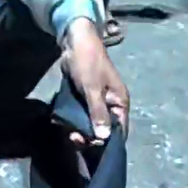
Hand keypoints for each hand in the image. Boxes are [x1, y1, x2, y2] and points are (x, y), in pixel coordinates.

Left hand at [61, 17, 129, 145]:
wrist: (75, 42)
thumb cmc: (88, 63)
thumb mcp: (93, 90)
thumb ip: (98, 113)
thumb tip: (104, 138)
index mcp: (120, 103)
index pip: (119, 130)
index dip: (107, 141)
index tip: (92, 145)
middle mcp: (112, 106)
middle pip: (105, 131)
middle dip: (91, 138)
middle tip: (75, 138)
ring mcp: (99, 104)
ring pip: (93, 126)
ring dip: (82, 132)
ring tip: (70, 133)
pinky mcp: (87, 101)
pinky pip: (84, 118)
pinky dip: (77, 124)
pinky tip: (67, 126)